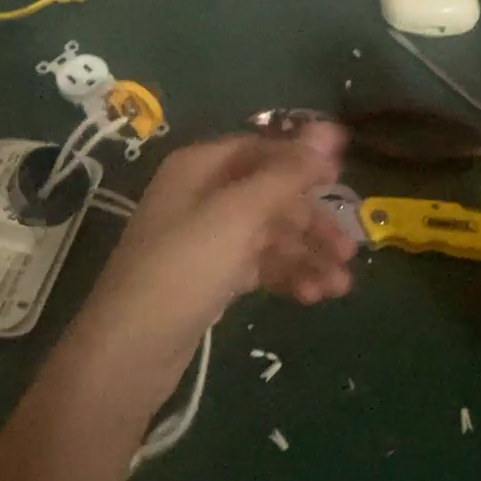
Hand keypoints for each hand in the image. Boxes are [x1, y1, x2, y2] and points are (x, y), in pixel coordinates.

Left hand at [69, 124, 357, 376]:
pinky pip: (256, 265)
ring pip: (267, 234)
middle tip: (349, 250)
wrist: (131, 350)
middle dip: (311, 220)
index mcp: (200, 166)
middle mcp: (201, 194)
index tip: (344, 177)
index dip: (302, 161)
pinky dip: (285, 275)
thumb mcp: (240, 214)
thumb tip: (331, 130)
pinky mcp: (209, 277)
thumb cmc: (186, 266)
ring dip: (305, 254)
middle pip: (269, 194)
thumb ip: (288, 173)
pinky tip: (312, 297)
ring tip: (340, 286)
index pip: (261, 149)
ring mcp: (204, 238)